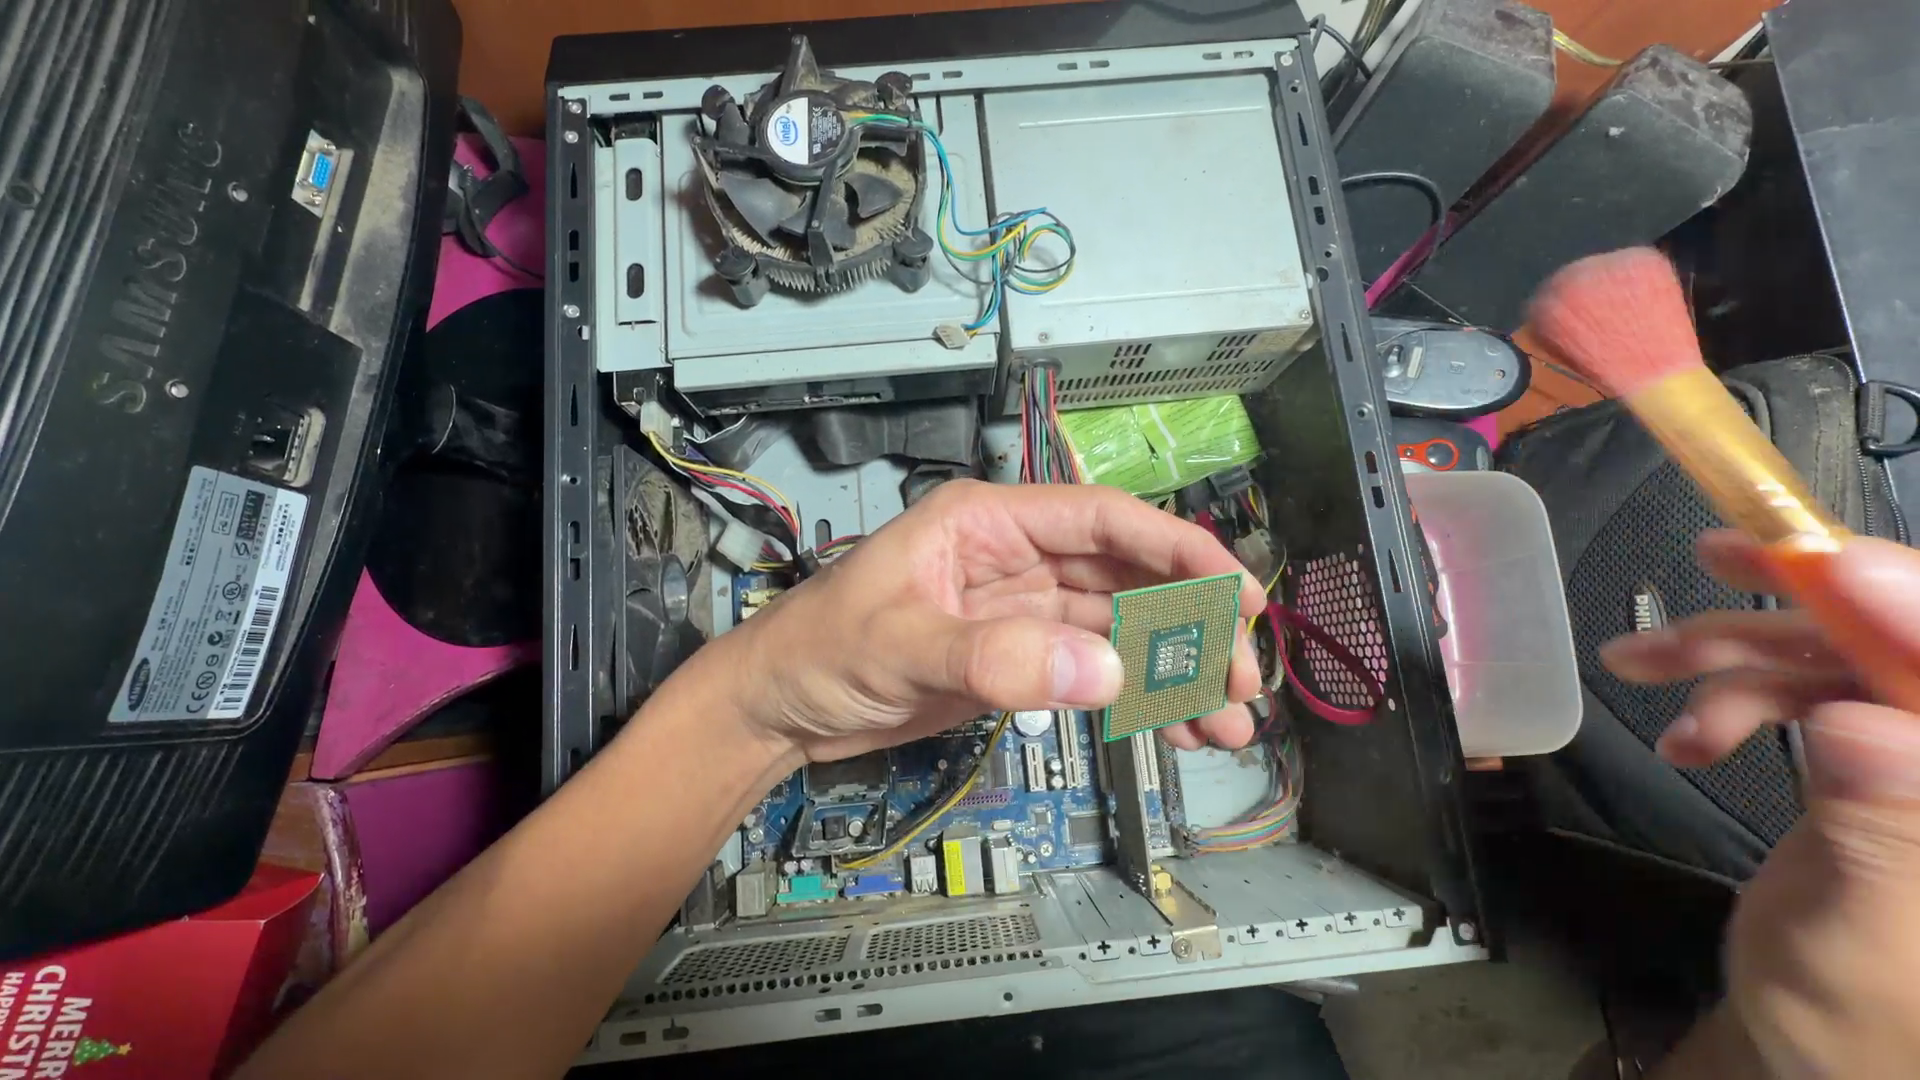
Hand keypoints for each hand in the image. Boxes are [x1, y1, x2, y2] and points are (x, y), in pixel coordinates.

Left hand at [702, 480, 1264, 763]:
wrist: (778, 708)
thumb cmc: (818, 651)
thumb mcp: (900, 647)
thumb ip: (999, 658)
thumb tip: (1107, 673)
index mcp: (986, 522)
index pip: (1102, 519)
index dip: (1177, 550)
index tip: (1234, 594)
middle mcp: (1013, 557)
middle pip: (1123, 576)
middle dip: (1187, 622)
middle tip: (1240, 677)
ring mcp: (1018, 610)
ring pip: (1116, 628)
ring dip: (1172, 668)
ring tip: (1226, 718)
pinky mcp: (1015, 657)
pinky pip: (1089, 669)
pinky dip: (1134, 695)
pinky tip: (1174, 724)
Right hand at [1600, 530, 1919, 1077]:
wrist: (1837, 1055)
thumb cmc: (1858, 1020)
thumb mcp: (1862, 944)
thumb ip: (1881, 835)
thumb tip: (1862, 723)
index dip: (1909, 609)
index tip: (1823, 562)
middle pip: (1909, 651)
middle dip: (1805, 605)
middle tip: (1709, 560)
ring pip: (1849, 663)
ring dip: (1738, 654)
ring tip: (1635, 660)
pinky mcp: (1887, 766)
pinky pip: (1817, 698)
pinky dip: (1737, 698)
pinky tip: (1687, 733)